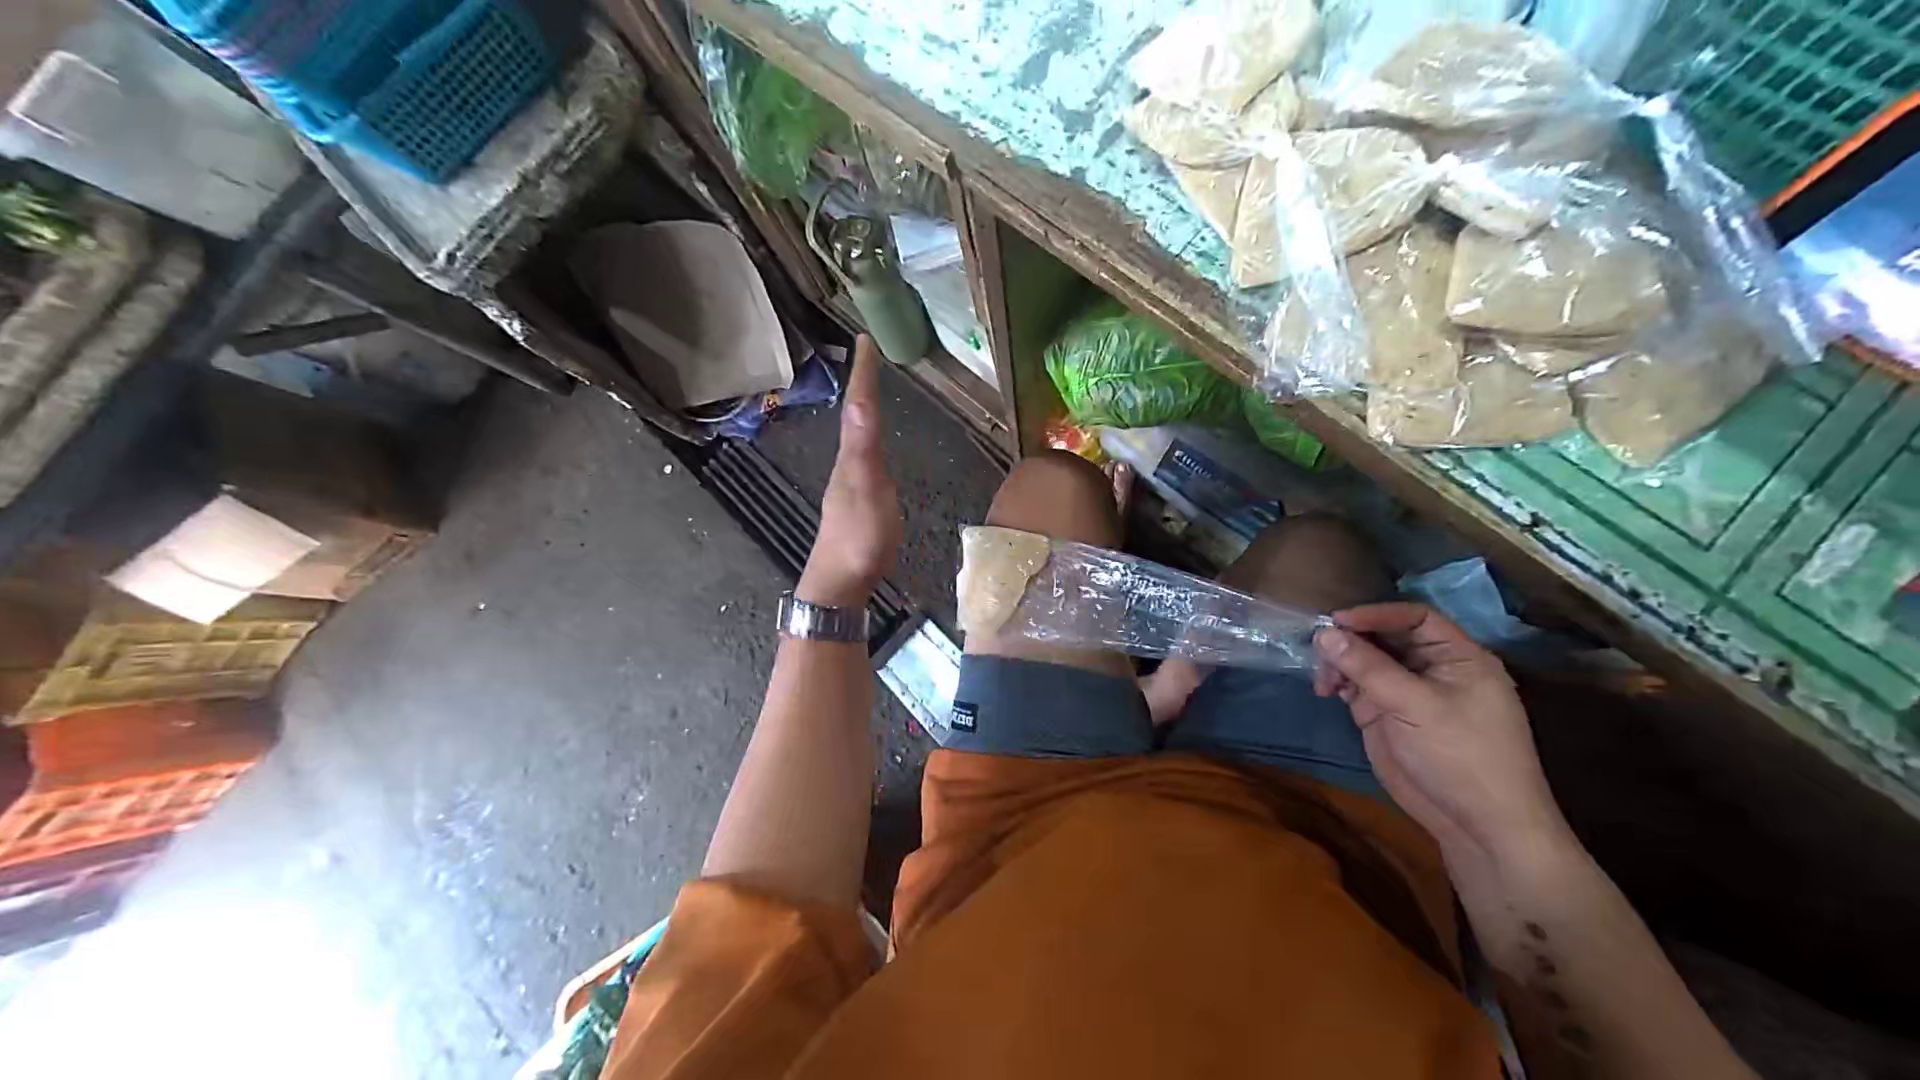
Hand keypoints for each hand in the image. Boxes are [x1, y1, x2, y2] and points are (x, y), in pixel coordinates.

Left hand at [797, 336, 903, 608]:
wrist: (840, 582)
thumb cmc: (858, 537)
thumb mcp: (866, 488)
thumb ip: (864, 447)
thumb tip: (863, 399)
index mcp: (851, 456)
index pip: (858, 405)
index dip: (863, 373)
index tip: (865, 338)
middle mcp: (848, 464)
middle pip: (855, 414)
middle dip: (862, 383)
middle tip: (871, 356)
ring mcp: (851, 484)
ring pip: (857, 434)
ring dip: (864, 408)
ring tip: (874, 389)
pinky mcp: (860, 501)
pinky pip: (865, 455)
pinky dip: (870, 437)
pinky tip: (874, 446)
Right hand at [1313, 603, 1568, 863]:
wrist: (1477, 824)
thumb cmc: (1461, 755)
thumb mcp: (1415, 705)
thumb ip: (1368, 667)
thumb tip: (1323, 633)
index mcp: (1458, 657)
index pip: (1415, 617)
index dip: (1376, 614)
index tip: (1337, 621)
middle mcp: (1432, 668)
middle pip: (1384, 636)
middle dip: (1350, 640)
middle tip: (1319, 650)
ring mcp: (1407, 692)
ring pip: (1364, 660)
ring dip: (1339, 663)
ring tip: (1324, 681)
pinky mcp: (1385, 714)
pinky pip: (1356, 685)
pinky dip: (1338, 683)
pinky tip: (1326, 691)